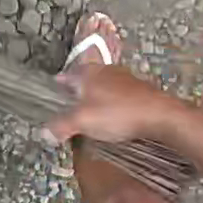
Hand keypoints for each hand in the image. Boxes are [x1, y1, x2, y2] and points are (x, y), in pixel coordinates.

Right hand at [46, 64, 189, 144]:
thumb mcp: (82, 121)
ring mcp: (122, 77)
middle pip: (82, 81)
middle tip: (69, 114)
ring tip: (90, 119)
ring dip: (94, 101)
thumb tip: (42, 132)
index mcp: (86, 73)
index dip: (54, 91)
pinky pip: (117, 95)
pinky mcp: (138, 88)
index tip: (50, 104)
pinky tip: (113, 119)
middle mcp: (103, 69)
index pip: (63, 77)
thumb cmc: (117, 113)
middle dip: (75, 96)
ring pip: (101, 88)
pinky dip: (111, 105)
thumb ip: (60, 126)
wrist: (160, 115)